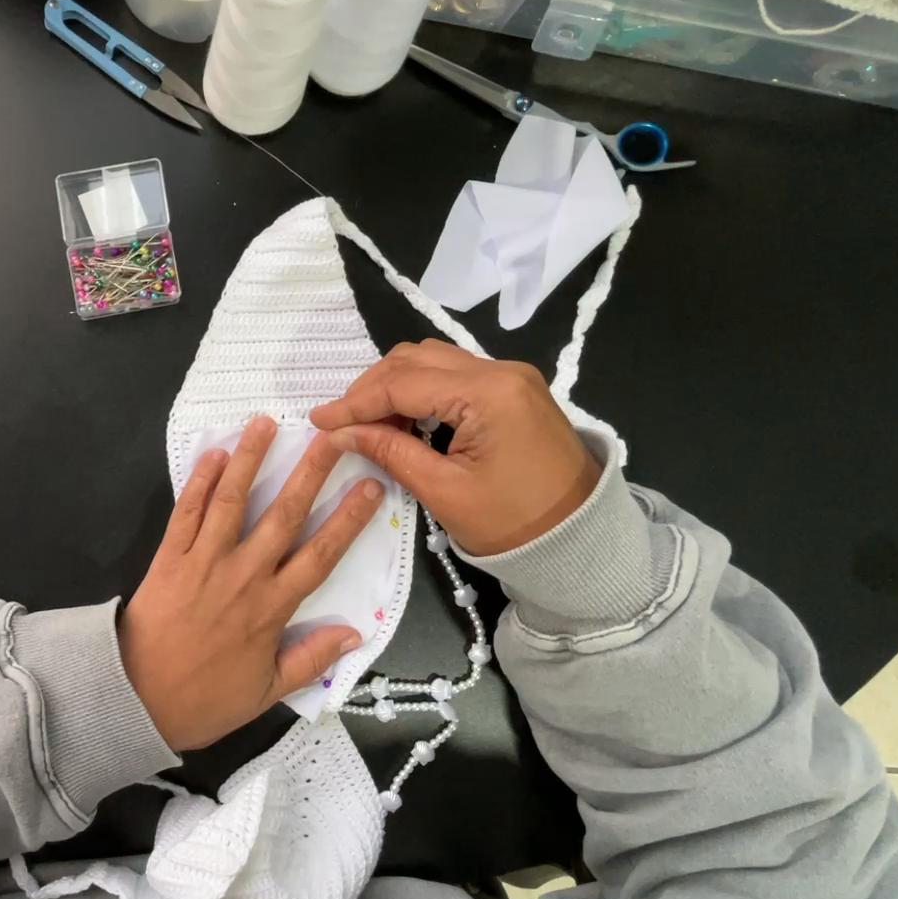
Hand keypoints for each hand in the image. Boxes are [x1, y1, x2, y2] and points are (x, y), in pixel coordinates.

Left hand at [120, 416, 384, 751]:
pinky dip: (200, 482)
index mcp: (272, 608)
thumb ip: (309, 660)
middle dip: (309, 472)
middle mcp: (243, 575)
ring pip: (233, 502)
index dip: (348, 520)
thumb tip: (354, 632)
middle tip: (330, 435)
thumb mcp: (266, 693)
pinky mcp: (169, 558)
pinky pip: (186, 513)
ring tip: (265, 423)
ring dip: (250, 460)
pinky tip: (212, 454)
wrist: (135, 698)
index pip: (320, 554)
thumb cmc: (203, 699)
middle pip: (283, 515)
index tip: (370, 486)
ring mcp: (204, 562)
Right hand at [308, 340, 599, 556]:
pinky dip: (419, 390)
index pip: (402, 383)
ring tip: (368, 423)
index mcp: (488, 393)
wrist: (579, 539)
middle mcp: (501, 370)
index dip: (354, 402)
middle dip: (371, 388)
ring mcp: (509, 377)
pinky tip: (401, 419)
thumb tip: (339, 433)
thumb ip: (389, 451)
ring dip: (393, 385)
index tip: (318, 421)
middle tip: (341, 424)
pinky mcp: (511, 391)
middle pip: (415, 359)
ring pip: (432, 361)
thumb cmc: (511, 523)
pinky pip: (452, 375)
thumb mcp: (442, 490)